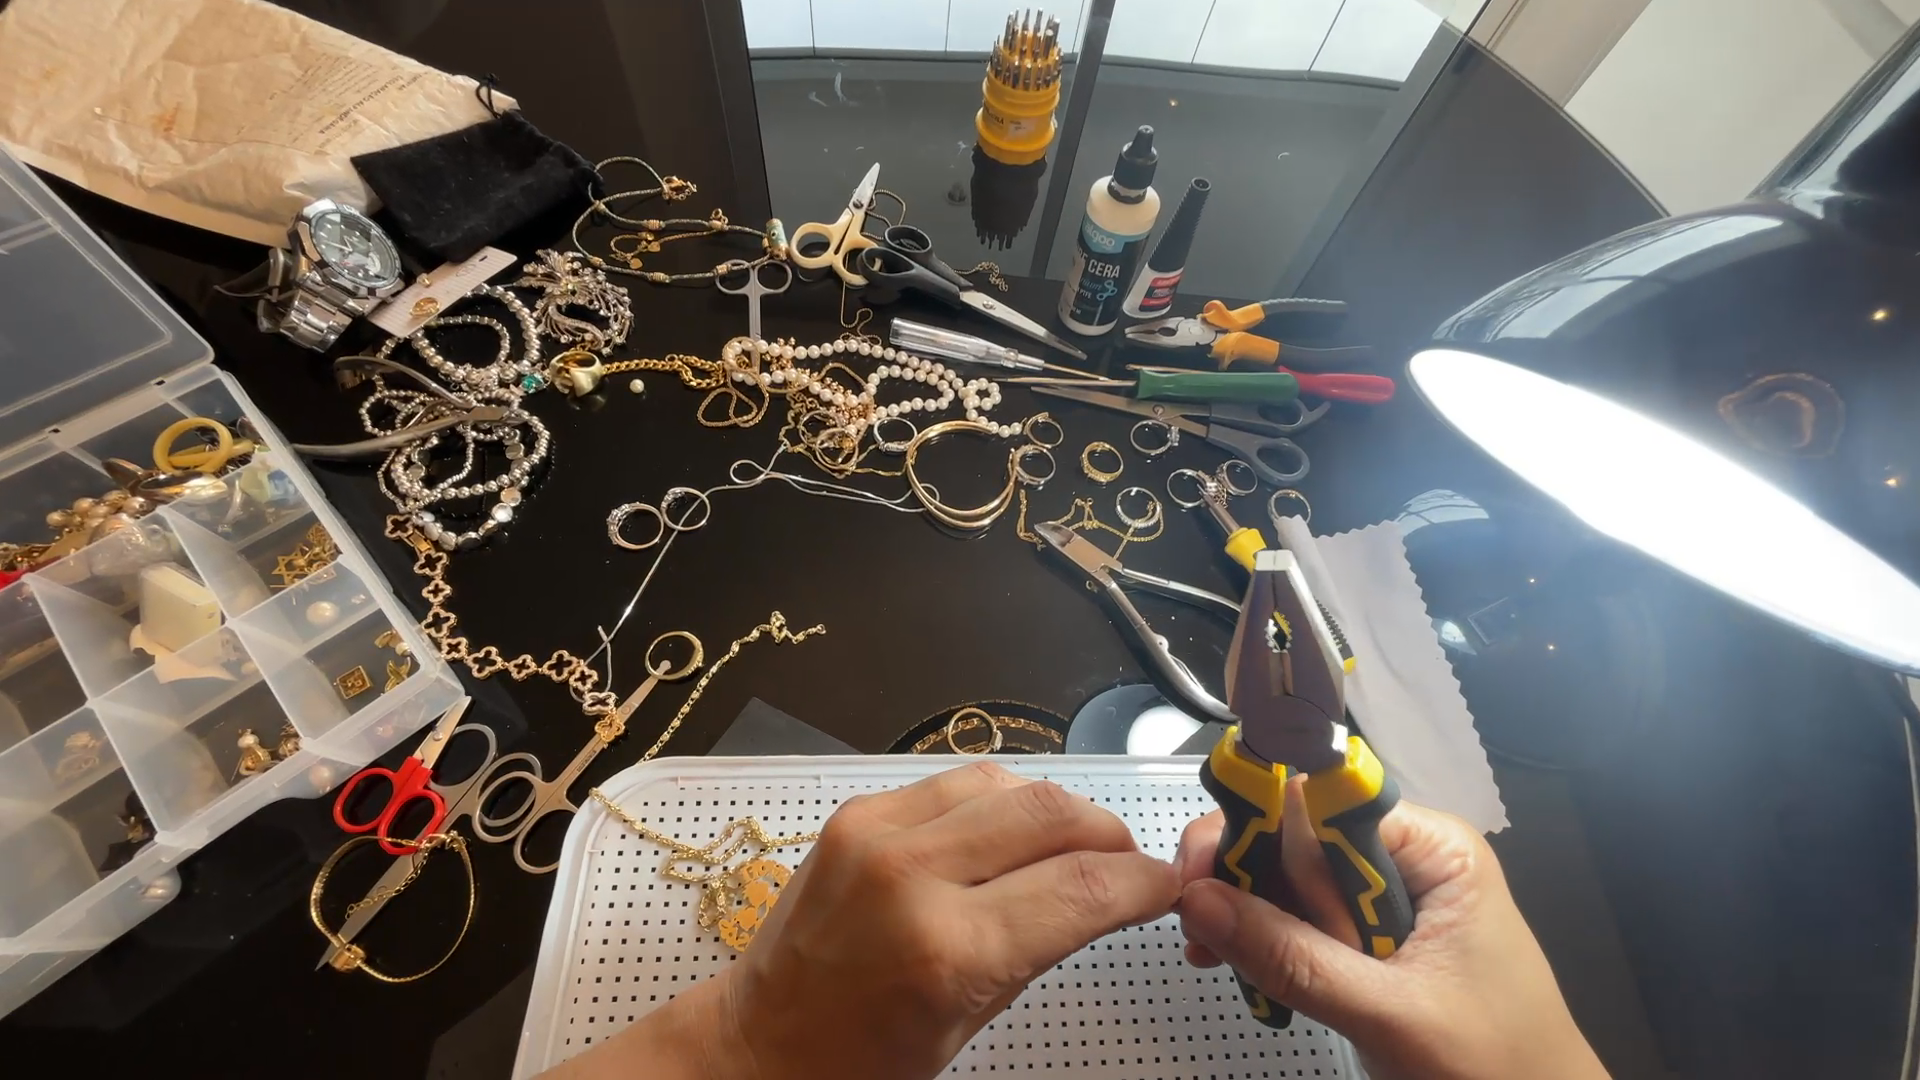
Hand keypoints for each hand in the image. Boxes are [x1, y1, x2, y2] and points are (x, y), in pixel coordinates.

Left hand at [548, 762, 1179, 1079]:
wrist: (761, 1038)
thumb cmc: (868, 1058)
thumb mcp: (970, 1019)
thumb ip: (1040, 943)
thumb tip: (1104, 892)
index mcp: (947, 950)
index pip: (1078, 891)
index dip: (1141, 881)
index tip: (1170, 882)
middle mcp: (913, 871)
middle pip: (1049, 814)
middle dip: (1105, 832)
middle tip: (1128, 858)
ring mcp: (878, 827)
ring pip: (1006, 781)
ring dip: (1055, 806)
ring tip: (1074, 838)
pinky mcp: (859, 807)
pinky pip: (956, 780)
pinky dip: (1001, 796)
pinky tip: (1011, 823)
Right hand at [1175, 779, 1608, 1079]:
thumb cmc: (1499, 1074)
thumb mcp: (1392, 1016)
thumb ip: (1293, 958)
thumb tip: (1194, 899)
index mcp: (1427, 845)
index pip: (1319, 802)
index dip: (1252, 824)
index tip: (1199, 872)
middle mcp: (1397, 852)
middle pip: (1290, 834)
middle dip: (1238, 876)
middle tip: (1192, 920)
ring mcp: (1377, 891)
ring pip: (1281, 874)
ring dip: (1239, 910)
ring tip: (1206, 952)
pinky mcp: (1361, 930)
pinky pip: (1292, 912)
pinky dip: (1256, 935)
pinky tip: (1227, 959)